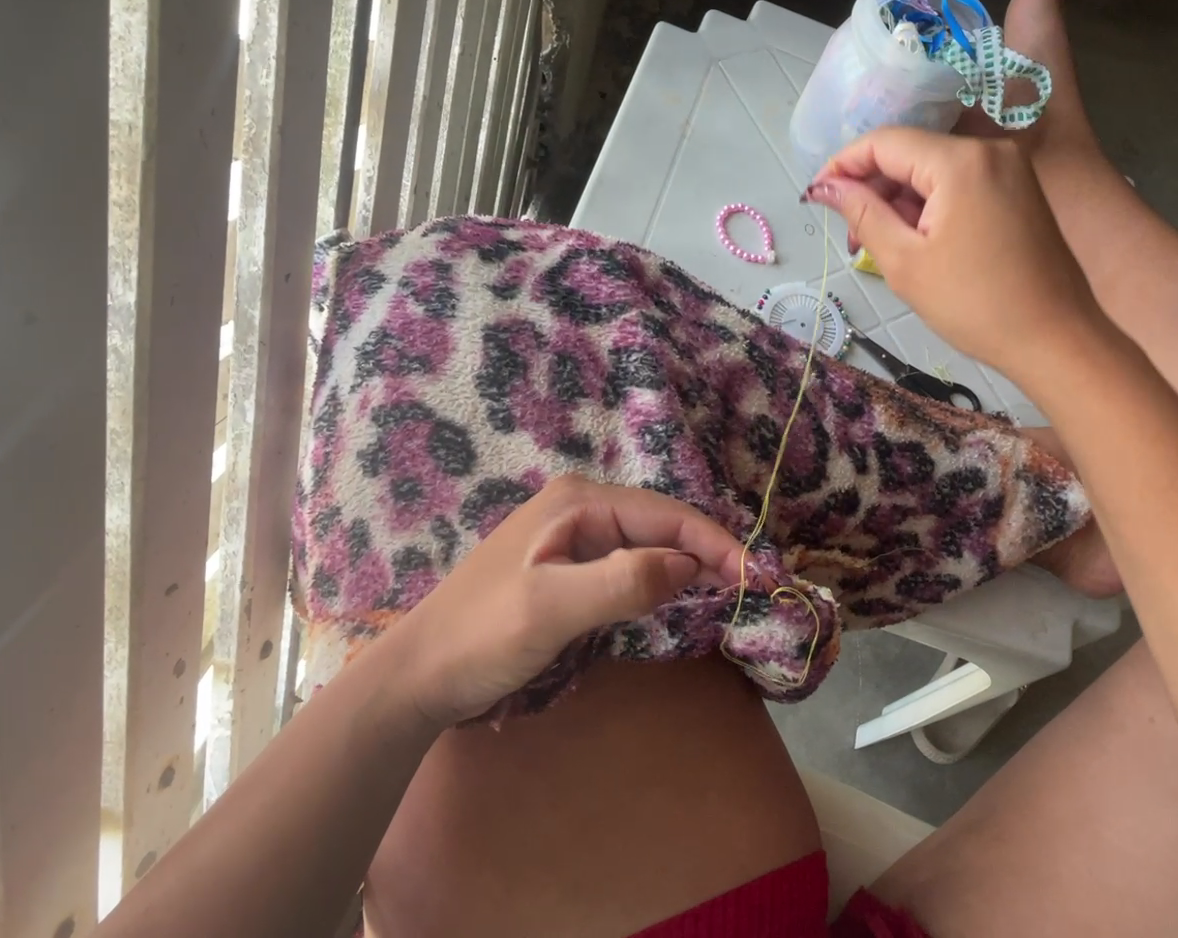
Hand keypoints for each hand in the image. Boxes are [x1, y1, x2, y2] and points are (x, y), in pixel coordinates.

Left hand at [387, 475, 745, 726]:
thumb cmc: (480, 637)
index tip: (758, 578)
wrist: (419, 675)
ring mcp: (573, 538)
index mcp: (578, 502)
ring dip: (690, 566)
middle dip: (709, 552)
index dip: (716, 543)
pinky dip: (662, 580)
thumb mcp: (550, 609)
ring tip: (732, 592)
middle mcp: (580, 508)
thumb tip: (689, 565)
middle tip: (754, 590)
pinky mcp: (569, 568)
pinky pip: (629, 566)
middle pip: (662, 525)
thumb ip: (621, 581)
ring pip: (649, 545)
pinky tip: (683, 596)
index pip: (665, 515)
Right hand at [806, 127, 1106, 372]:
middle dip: (873, 188)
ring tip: (880, 246)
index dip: (843, 164)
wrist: (1056, 338)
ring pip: (933, 170)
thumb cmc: (975, 305)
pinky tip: (916, 241)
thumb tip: (824, 187)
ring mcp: (1009, 167)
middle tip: (849, 236)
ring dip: (900, 200)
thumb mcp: (905, 262)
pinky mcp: (1018, 189)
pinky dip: (930, 205)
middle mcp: (989, 150)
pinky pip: (959, 183)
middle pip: (910, 153)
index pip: (884, 141)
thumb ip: (862, 214)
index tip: (815, 196)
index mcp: (960, 161)